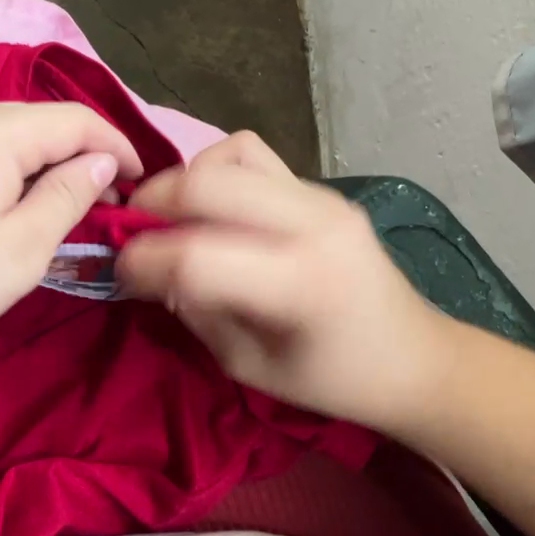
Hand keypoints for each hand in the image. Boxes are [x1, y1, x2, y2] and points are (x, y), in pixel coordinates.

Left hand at [0, 102, 143, 387]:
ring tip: (64, 208)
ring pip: (5, 136)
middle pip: (38, 122)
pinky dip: (6, 172)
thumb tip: (100, 162)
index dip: (116, 146)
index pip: (74, 119)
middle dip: (79, 155)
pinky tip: (11, 206)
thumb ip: (68, 196)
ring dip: (42, 165)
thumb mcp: (23, 248)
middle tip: (106, 203)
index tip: (141, 184)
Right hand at [116, 132, 461, 429]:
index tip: (119, 273)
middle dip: (151, 204)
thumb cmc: (333, 381)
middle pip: (206, 185)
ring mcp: (322, 197)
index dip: (141, 261)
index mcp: (301, 284)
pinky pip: (253, 157)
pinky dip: (217, 173)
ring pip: (229, 154)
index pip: (194, 255)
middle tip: (131, 232)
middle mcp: (314, 225)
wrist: (415, 358)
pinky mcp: (321, 189)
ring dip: (185, 181)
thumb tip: (144, 268)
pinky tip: (212, 208)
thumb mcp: (247, 364)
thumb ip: (193, 309)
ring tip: (172, 216)